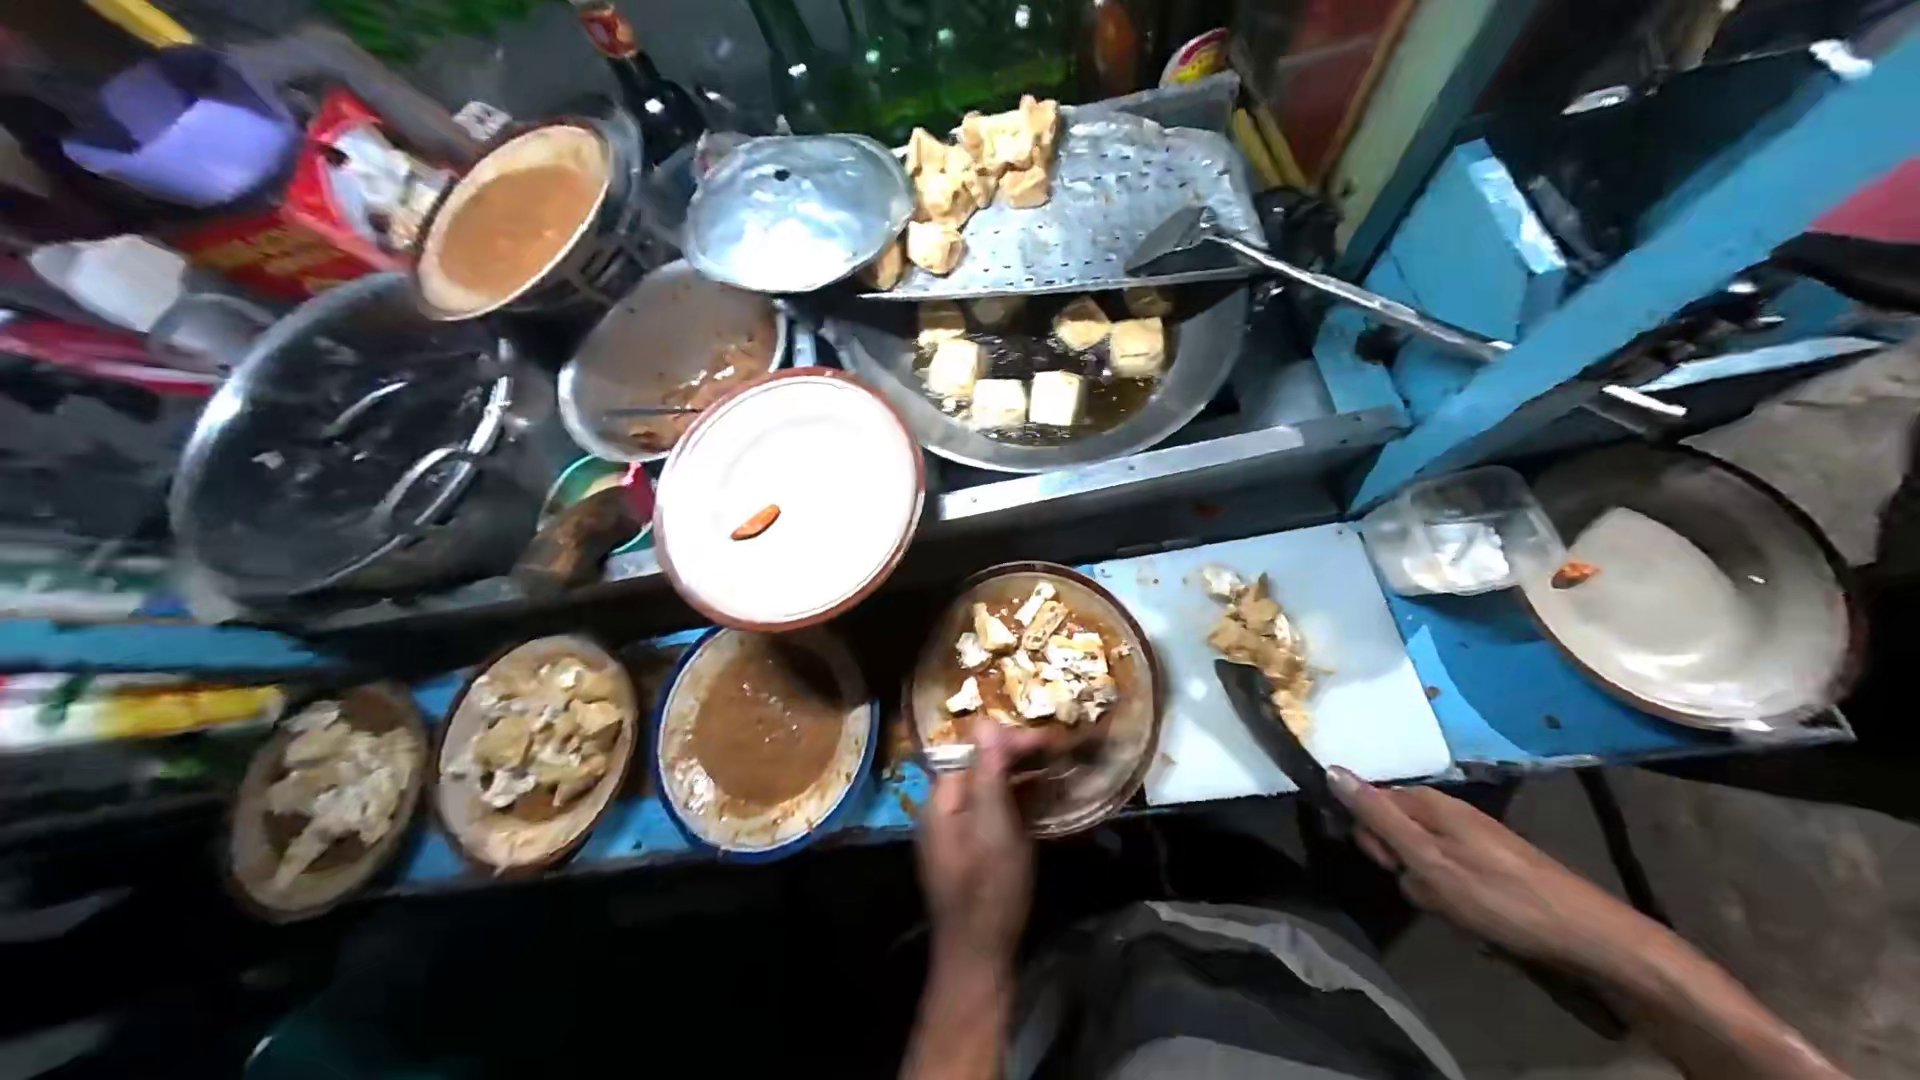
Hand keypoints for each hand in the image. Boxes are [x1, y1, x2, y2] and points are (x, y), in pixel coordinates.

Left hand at [915, 718, 1048, 964]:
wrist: (980, 956)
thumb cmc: (989, 889)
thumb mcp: (994, 826)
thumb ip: (988, 774)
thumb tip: (985, 721)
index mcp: (942, 800)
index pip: (973, 752)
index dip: (1008, 742)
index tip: (1047, 740)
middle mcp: (945, 810)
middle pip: (981, 769)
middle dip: (1018, 757)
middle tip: (1058, 752)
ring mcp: (958, 832)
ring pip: (990, 790)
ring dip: (1021, 778)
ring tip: (1058, 770)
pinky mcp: (974, 851)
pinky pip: (995, 812)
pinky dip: (1018, 802)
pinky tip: (1043, 801)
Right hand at [1328, 767, 1654, 970]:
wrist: (1591, 938)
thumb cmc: (1499, 896)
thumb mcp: (1427, 858)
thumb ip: (1376, 815)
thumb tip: (1331, 769)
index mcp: (1425, 802)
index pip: (1366, 802)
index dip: (1368, 835)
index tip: (1388, 862)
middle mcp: (1443, 811)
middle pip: (1390, 832)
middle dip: (1400, 865)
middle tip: (1428, 887)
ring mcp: (1467, 839)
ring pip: (1417, 860)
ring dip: (1427, 888)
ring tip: (1456, 908)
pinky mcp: (1486, 865)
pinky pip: (1445, 875)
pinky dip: (1452, 898)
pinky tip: (1472, 916)